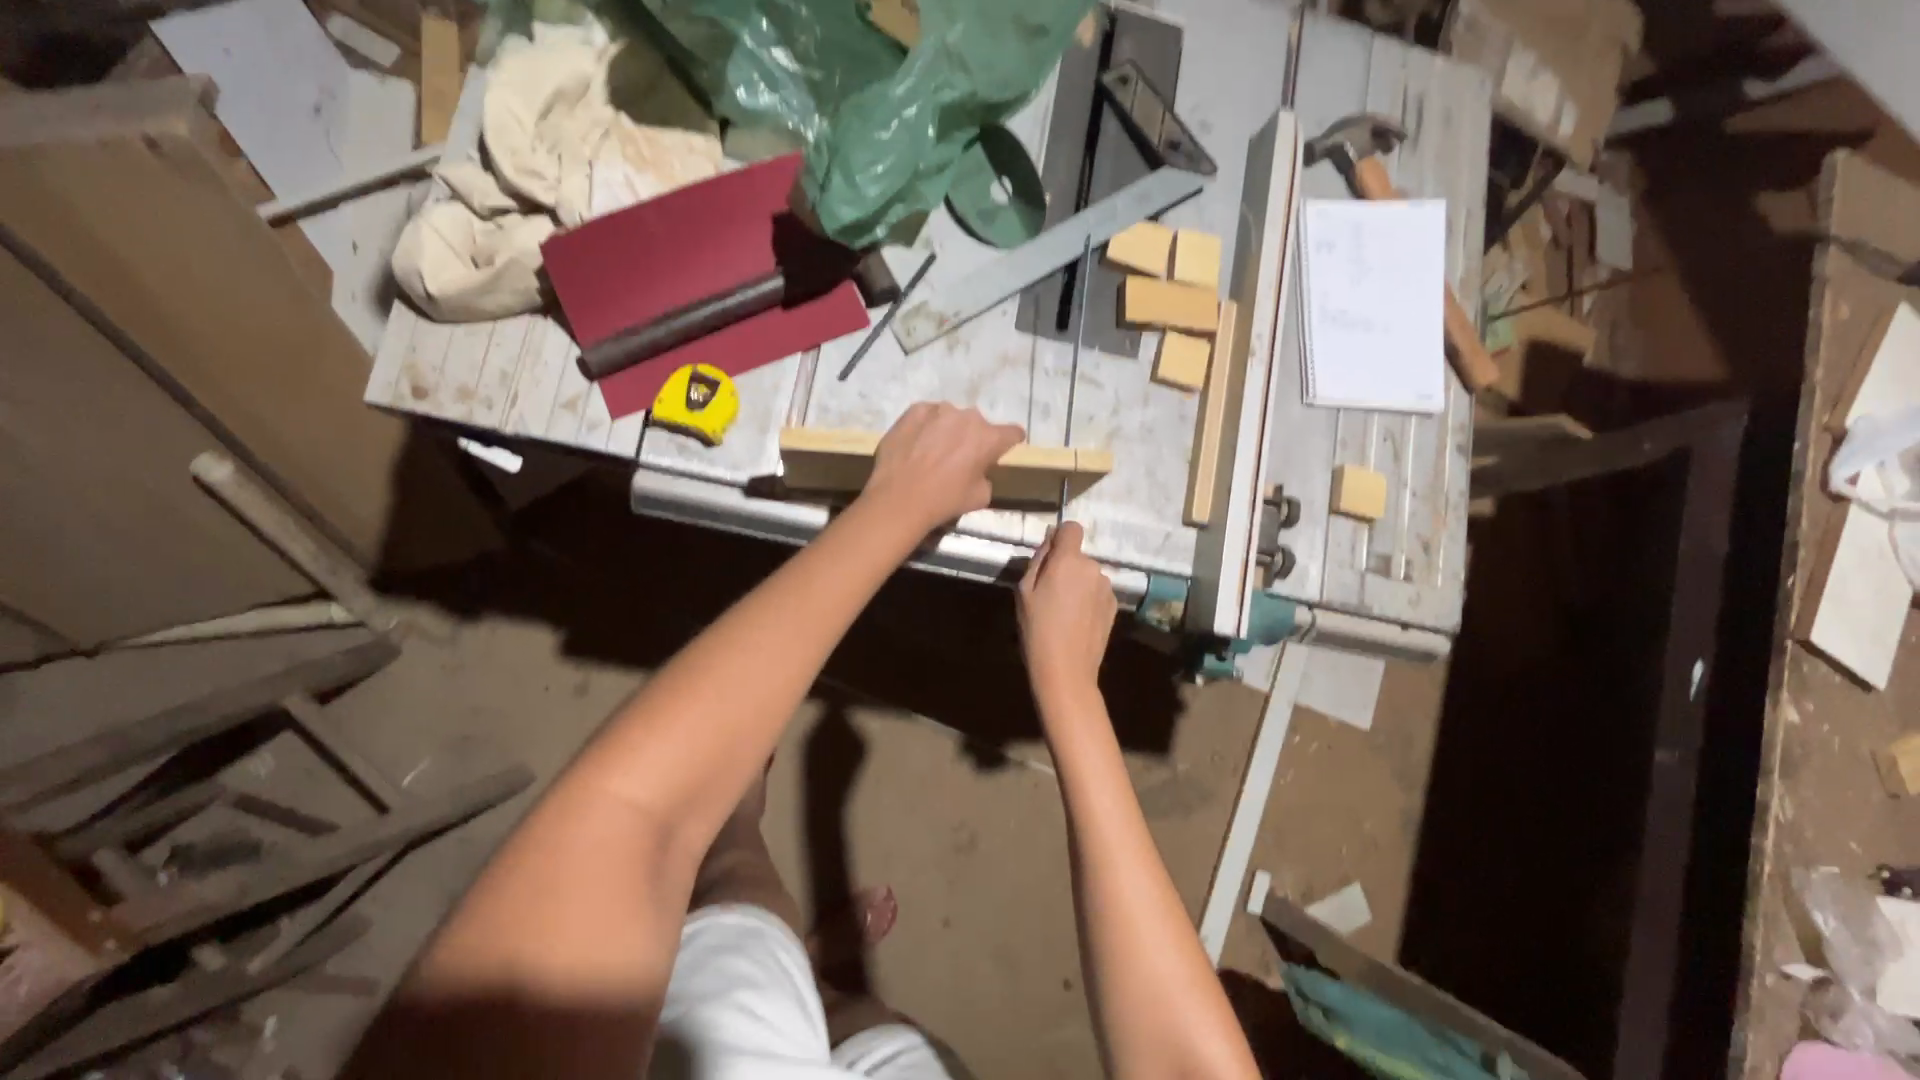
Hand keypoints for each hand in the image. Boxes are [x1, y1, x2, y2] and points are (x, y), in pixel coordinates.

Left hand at [859, 403, 1024, 531]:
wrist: (899, 498)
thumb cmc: (944, 501)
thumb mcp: (980, 497)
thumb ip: (986, 476)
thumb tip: (978, 470)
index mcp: (989, 438)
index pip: (1012, 432)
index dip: (1010, 441)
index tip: (1004, 447)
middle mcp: (968, 417)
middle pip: (978, 425)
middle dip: (973, 437)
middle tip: (960, 456)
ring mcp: (939, 410)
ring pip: (951, 417)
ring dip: (948, 429)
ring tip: (933, 450)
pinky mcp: (914, 410)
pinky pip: (927, 415)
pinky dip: (926, 426)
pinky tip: (916, 444)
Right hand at [1017, 522, 1117, 703]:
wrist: (1066, 669)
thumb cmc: (1037, 630)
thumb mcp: (1024, 592)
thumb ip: (1039, 560)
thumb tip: (1050, 539)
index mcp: (1068, 561)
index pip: (1071, 528)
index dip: (1060, 537)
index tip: (1050, 556)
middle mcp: (1092, 568)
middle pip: (1078, 555)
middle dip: (1066, 566)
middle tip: (1049, 593)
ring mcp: (1107, 587)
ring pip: (1088, 574)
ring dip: (1078, 584)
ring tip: (1064, 611)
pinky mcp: (1115, 605)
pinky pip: (1097, 592)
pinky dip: (1088, 599)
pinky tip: (1078, 621)